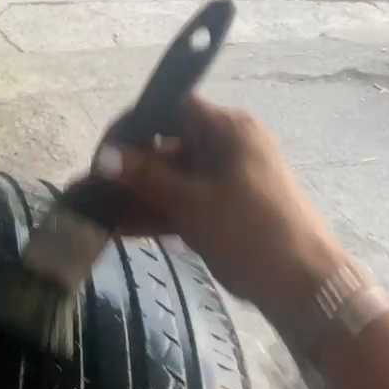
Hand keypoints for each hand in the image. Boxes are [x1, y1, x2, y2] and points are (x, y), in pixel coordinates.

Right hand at [95, 94, 347, 325]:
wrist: (297, 280)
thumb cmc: (248, 227)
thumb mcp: (190, 200)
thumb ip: (143, 177)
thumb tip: (103, 159)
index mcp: (226, 130)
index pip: (170, 109)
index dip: (134, 126)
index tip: (105, 154)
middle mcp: (222, 148)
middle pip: (163, 147)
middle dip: (125, 168)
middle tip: (91, 189)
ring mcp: (219, 181)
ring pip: (165, 179)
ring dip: (131, 195)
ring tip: (94, 212)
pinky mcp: (215, 209)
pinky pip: (174, 203)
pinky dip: (149, 213)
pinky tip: (115, 228)